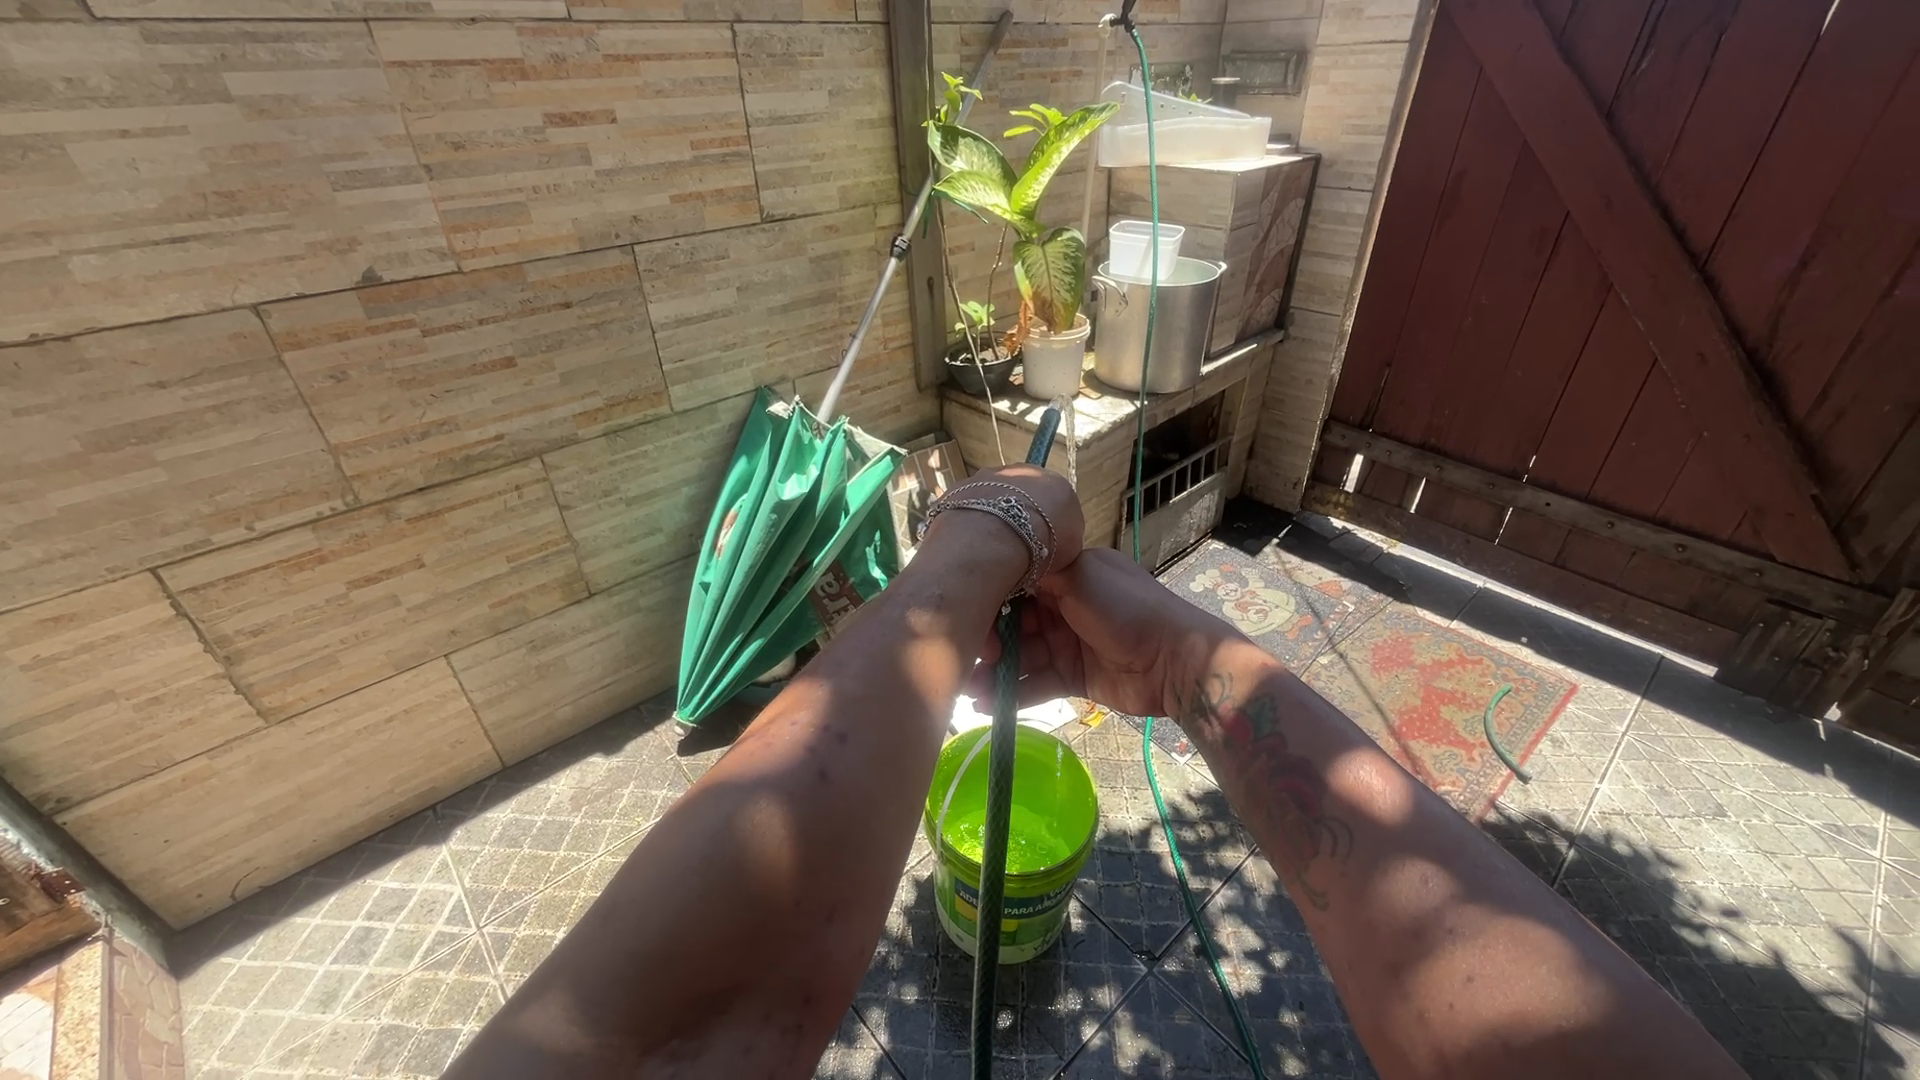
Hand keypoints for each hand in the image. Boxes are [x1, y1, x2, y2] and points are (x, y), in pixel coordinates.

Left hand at [920, 464, 1085, 585]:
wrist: (992, 540)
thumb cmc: (1039, 546)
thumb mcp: (1070, 548)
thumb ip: (1063, 535)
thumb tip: (1054, 538)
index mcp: (1056, 484)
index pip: (1055, 500)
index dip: (1047, 523)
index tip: (1040, 543)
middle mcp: (1023, 471)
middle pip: (1023, 492)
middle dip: (1018, 513)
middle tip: (1014, 542)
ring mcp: (988, 476)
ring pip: (993, 494)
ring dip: (992, 513)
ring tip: (988, 543)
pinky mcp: (960, 486)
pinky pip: (968, 504)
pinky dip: (969, 518)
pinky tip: (968, 539)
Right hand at [966, 547, 1242, 718]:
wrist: (1175, 658)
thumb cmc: (1126, 608)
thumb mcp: (1079, 576)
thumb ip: (1038, 572)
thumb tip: (999, 566)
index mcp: (1066, 575)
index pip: (1015, 585)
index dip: (990, 602)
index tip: (970, 619)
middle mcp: (1063, 607)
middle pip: (1013, 624)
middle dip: (987, 642)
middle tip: (967, 660)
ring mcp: (1069, 644)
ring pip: (1022, 657)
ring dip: (995, 672)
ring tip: (968, 689)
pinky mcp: (1074, 677)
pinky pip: (1037, 684)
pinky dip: (1014, 694)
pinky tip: (987, 706)